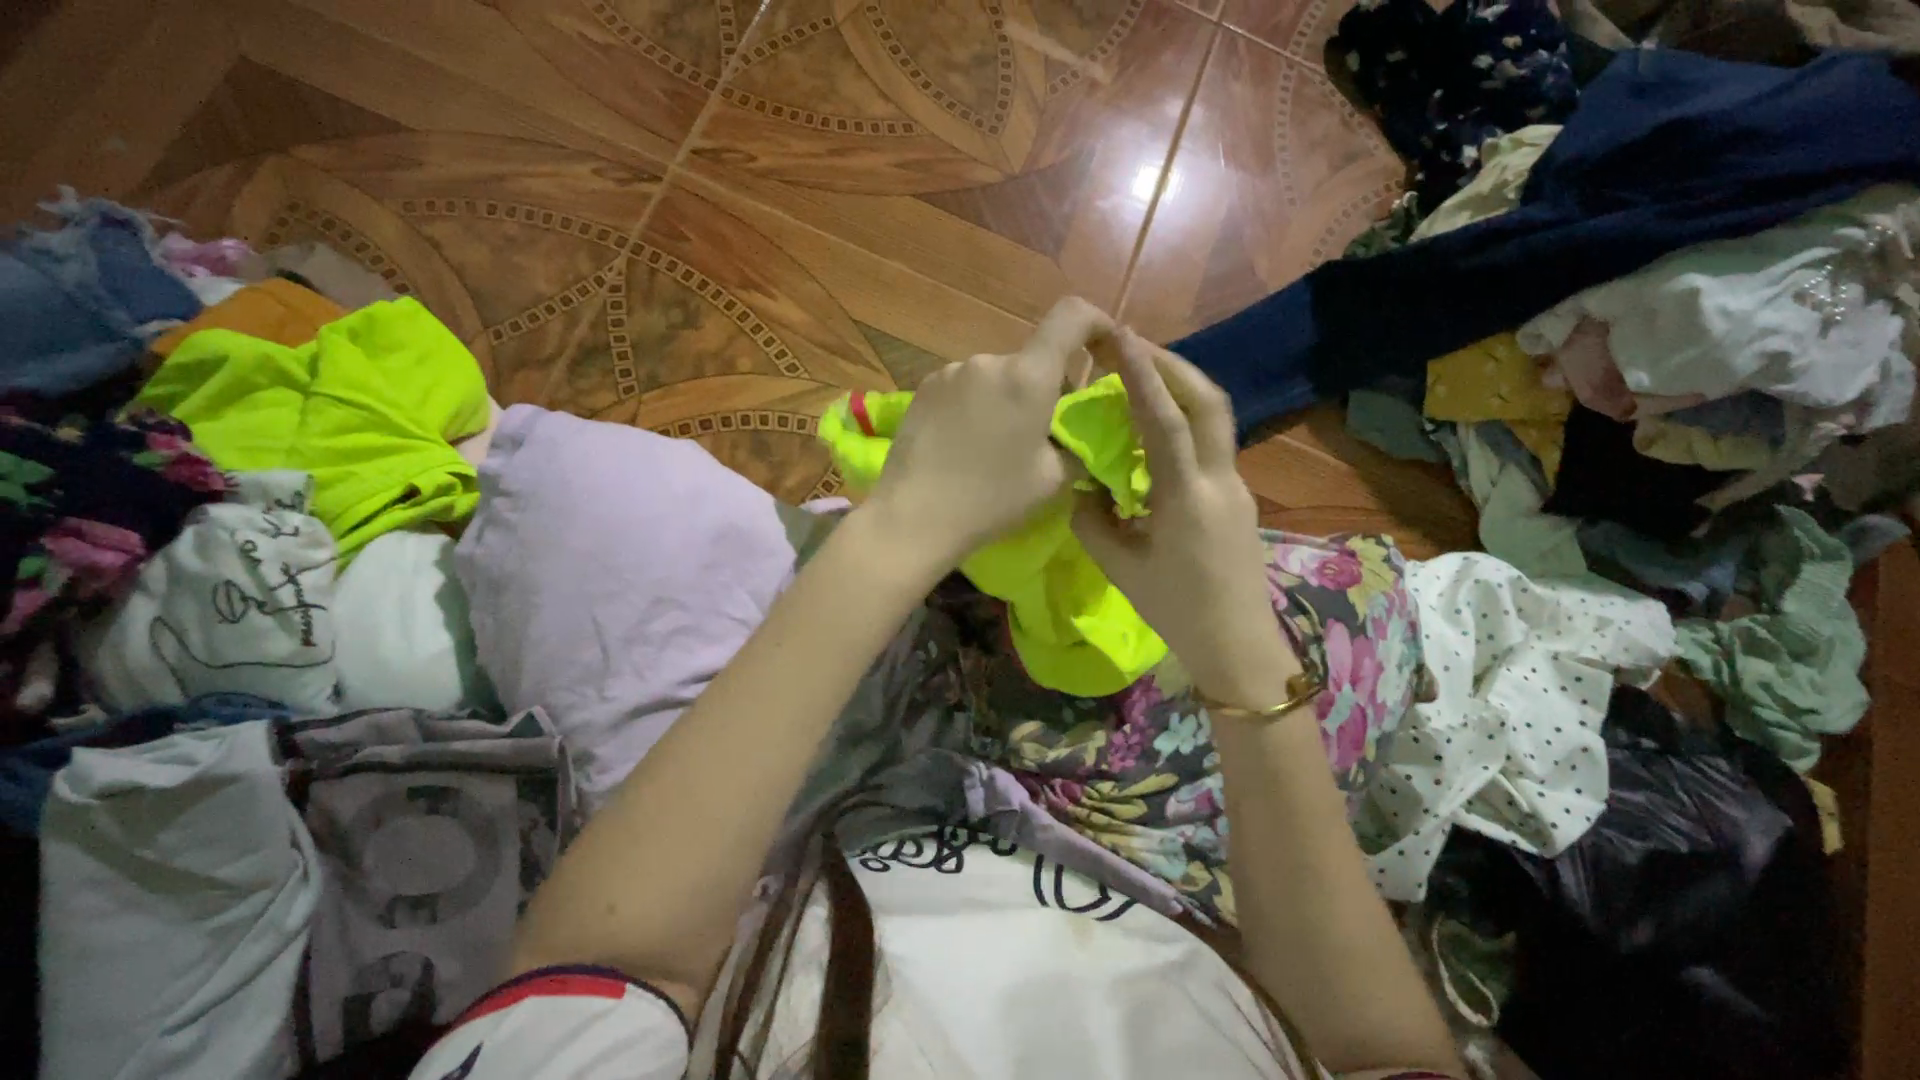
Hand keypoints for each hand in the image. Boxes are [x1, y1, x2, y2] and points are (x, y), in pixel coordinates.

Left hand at [862, 297, 1112, 569]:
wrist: (914, 517)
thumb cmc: (991, 500)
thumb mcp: (1052, 479)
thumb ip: (1075, 442)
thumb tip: (1078, 432)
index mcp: (1029, 376)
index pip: (1072, 316)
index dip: (1096, 323)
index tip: (1105, 349)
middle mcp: (989, 361)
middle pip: (1032, 360)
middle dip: (1045, 388)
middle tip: (1042, 434)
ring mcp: (952, 372)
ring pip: (997, 377)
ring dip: (1007, 399)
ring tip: (996, 447)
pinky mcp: (924, 388)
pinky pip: (966, 388)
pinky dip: (977, 407)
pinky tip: (964, 446)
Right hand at [1072, 329, 1301, 707]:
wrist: (1236, 643)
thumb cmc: (1174, 610)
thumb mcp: (1120, 567)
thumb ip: (1093, 519)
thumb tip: (1083, 485)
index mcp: (1187, 497)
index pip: (1166, 420)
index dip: (1142, 374)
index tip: (1121, 337)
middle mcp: (1219, 480)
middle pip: (1209, 401)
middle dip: (1172, 365)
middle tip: (1133, 346)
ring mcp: (1236, 487)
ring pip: (1216, 419)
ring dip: (1182, 388)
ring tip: (1142, 377)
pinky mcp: (1238, 498)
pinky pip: (1212, 444)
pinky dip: (1186, 421)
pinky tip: (1157, 432)